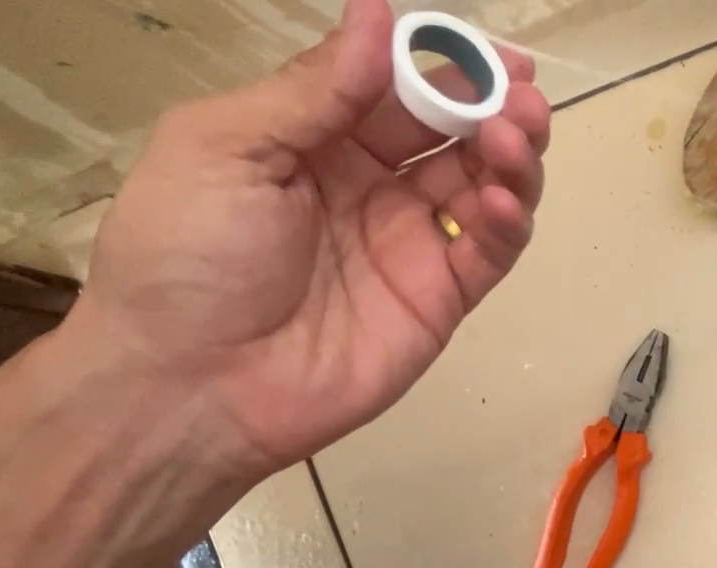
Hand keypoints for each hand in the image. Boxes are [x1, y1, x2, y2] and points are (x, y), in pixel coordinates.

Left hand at [74, 0, 550, 478]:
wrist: (199, 382)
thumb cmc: (190, 254)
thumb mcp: (227, 146)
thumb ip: (313, 91)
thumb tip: (378, 15)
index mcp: (317, 140)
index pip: (396, 89)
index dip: (445, 65)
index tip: (495, 53)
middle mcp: (375, 186)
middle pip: (453, 137)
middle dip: (494, 110)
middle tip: (526, 97)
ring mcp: (416, 244)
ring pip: (484, 189)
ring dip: (512, 160)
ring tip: (520, 138)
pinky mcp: (444, 298)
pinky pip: (488, 252)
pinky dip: (506, 222)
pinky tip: (503, 198)